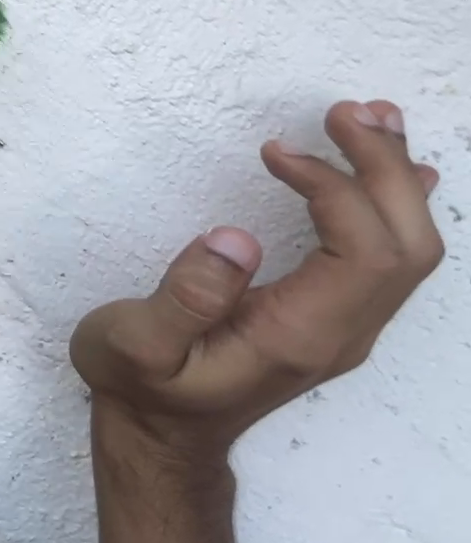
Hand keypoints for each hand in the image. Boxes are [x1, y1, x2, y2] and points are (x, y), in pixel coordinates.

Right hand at [72, 100, 444, 462]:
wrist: (158, 432)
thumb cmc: (137, 385)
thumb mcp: (136, 344)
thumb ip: (185, 297)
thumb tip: (233, 238)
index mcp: (300, 333)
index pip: (362, 252)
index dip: (332, 188)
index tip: (272, 149)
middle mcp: (340, 330)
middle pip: (406, 245)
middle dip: (384, 170)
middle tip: (349, 110)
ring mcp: (339, 326)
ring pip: (405, 249)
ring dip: (394, 181)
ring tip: (372, 121)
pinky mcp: (323, 317)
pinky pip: (384, 258)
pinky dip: (387, 206)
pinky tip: (388, 179)